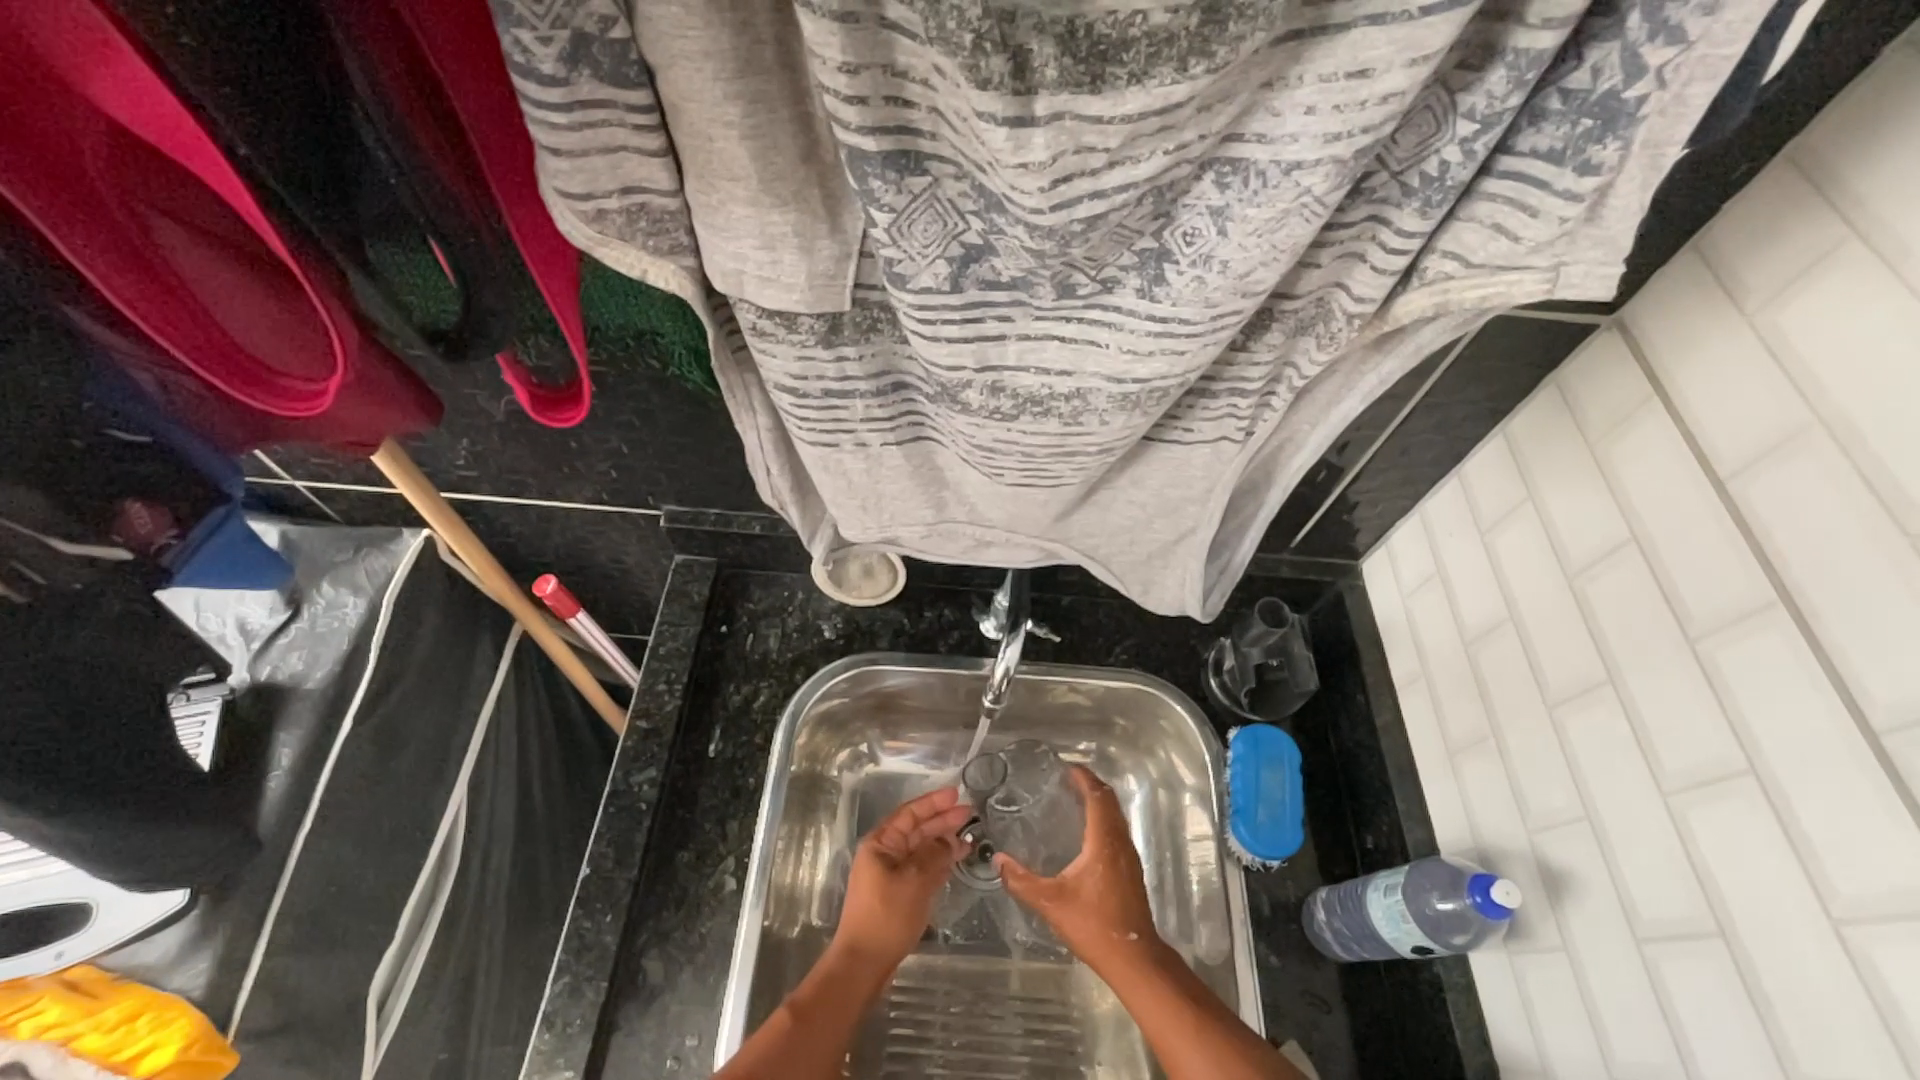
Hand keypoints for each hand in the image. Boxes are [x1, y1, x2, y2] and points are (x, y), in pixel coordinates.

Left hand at [834, 786, 973, 969]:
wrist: (864, 961)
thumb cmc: (887, 916)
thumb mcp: (915, 881)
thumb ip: (935, 855)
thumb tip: (950, 840)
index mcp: (881, 844)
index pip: (910, 814)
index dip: (933, 803)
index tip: (956, 794)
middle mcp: (884, 854)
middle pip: (916, 830)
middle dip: (942, 821)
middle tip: (970, 814)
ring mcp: (890, 875)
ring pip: (920, 850)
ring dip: (943, 842)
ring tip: (969, 836)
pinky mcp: (897, 893)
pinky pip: (921, 868)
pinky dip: (938, 863)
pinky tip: (955, 860)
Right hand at [995, 766, 1160, 968]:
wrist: (1132, 957)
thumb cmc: (1093, 925)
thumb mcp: (1050, 902)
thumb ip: (1021, 880)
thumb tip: (998, 861)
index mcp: (1104, 842)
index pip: (1098, 797)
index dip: (1084, 779)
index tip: (1067, 767)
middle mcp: (1120, 843)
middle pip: (1110, 802)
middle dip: (1091, 786)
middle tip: (1067, 779)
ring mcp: (1129, 858)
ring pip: (1116, 817)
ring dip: (1099, 802)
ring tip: (1074, 799)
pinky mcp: (1131, 871)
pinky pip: (1117, 831)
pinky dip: (1103, 820)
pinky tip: (1086, 833)